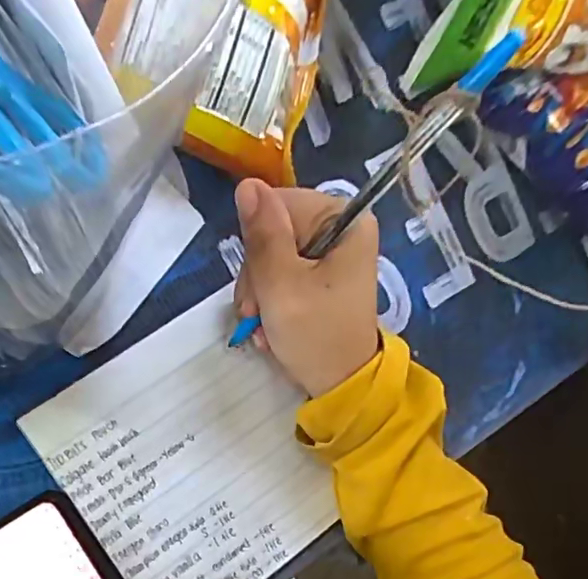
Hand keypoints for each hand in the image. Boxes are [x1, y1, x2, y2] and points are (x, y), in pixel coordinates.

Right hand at [232, 179, 381, 396]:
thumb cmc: (315, 336)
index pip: (278, 206)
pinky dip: (268, 304)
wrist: (340, 384)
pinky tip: (270, 327)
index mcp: (342, 220)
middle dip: (256, 278)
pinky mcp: (319, 279)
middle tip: (257, 313)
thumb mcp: (281, 286)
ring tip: (263, 327)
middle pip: (272, 234)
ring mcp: (329, 257)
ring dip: (257, 296)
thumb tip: (246, 185)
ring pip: (270, 259)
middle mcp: (339, 231)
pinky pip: (280, 278)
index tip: (257, 287)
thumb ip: (262, 237)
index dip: (257, 244)